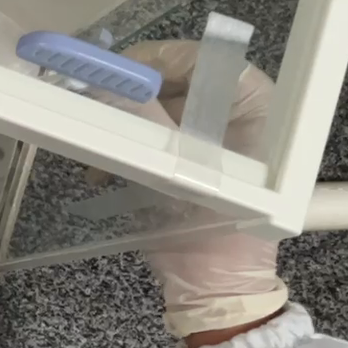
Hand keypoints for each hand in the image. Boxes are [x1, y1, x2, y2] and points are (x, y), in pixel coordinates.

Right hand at [111, 41, 290, 339]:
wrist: (213, 288)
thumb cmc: (208, 235)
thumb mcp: (174, 174)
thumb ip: (143, 123)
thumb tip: (109, 84)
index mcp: (254, 108)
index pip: (201, 59)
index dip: (151, 61)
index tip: (107, 77)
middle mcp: (238, 116)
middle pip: (174, 85)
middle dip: (128, 103)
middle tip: (93, 118)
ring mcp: (215, 142)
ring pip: (159, 113)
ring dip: (121, 131)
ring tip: (97, 158)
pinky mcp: (194, 164)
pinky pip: (154, 141)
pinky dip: (126, 151)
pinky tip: (105, 172)